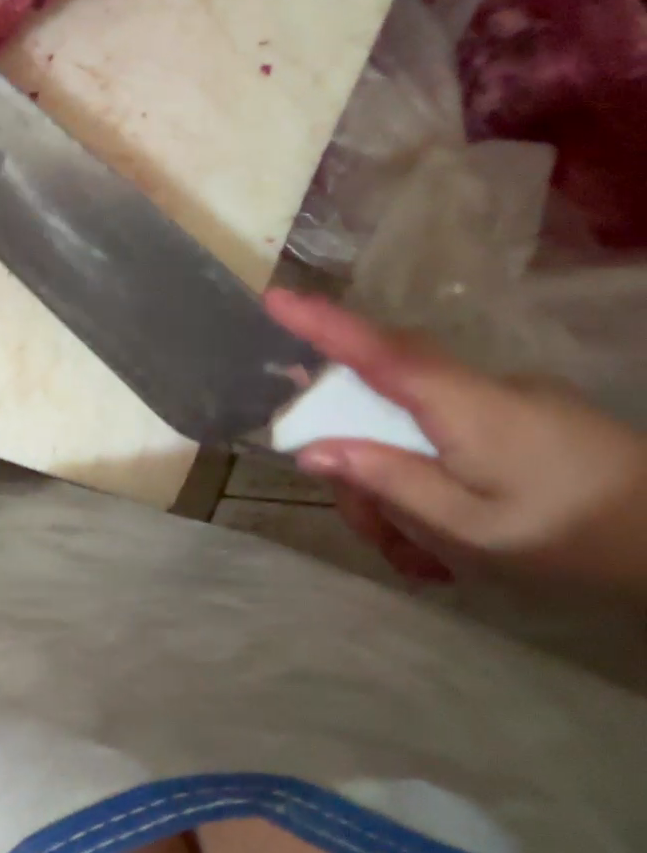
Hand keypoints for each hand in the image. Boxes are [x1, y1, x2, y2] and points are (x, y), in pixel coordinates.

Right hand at [267, 289, 646, 595]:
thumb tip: (313, 451)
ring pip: (405, 431)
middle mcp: (486, 392)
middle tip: (377, 533)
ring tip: (417, 554)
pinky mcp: (516, 420)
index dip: (327, 327)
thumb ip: (389, 481)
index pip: (385, 356)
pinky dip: (419, 487)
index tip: (278, 299)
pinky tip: (436, 540)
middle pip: (381, 403)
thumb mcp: (468, 526)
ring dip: (390, 490)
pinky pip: (437, 440)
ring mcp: (504, 404)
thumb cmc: (574, 537)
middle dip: (356, 462)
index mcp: (474, 409)